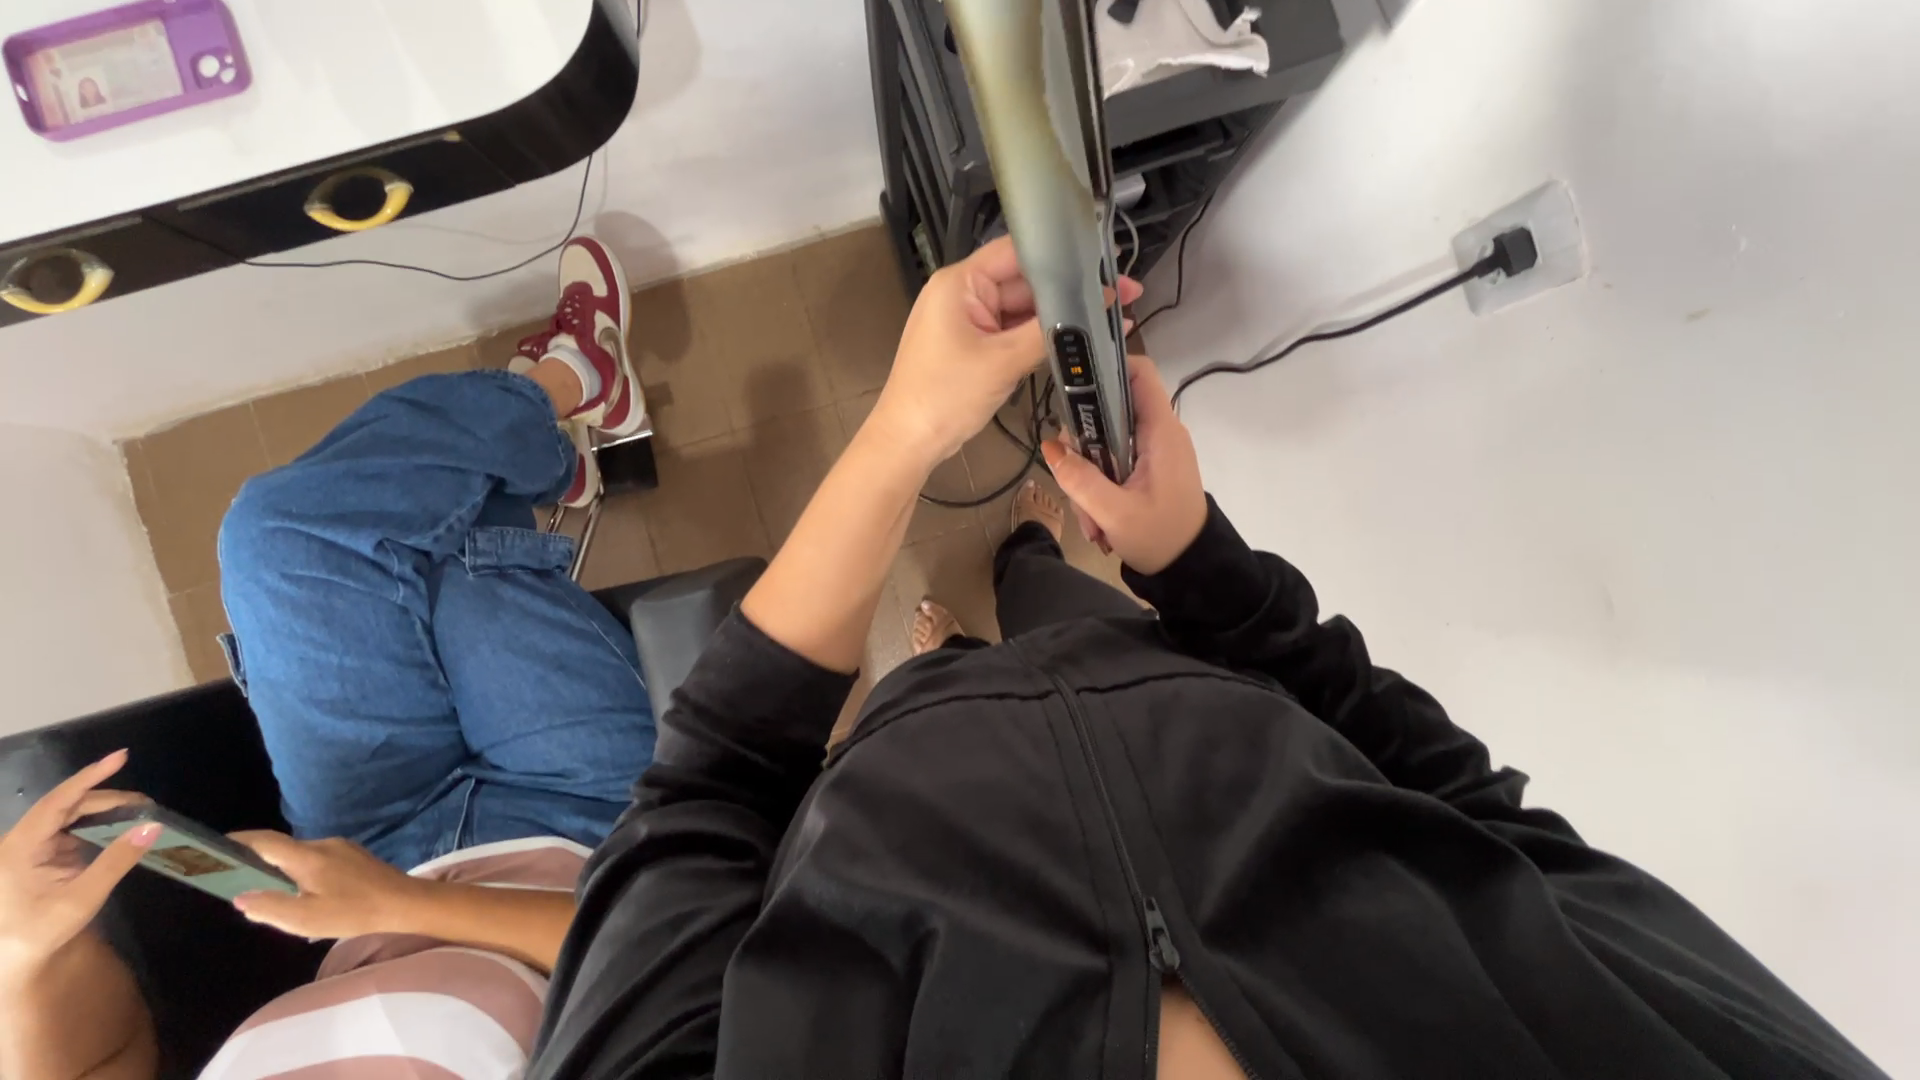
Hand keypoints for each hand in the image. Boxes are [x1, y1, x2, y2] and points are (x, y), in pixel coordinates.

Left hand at [0, 751, 154, 987]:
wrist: (12, 964)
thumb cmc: (37, 933)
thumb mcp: (81, 899)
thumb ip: (116, 860)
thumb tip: (153, 825)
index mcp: (17, 851)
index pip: (56, 803)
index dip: (88, 778)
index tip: (121, 757)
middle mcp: (18, 845)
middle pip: (66, 806)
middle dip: (109, 798)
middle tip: (148, 805)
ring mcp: (27, 852)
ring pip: (69, 816)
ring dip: (105, 810)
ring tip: (141, 814)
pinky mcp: (39, 859)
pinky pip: (71, 831)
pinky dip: (99, 824)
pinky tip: (121, 829)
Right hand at [229, 832, 418, 940]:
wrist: (404, 902)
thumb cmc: (351, 911)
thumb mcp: (302, 918)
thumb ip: (267, 906)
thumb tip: (242, 896)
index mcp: (309, 856)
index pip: (266, 841)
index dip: (239, 841)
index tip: (214, 846)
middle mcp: (325, 844)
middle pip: (283, 849)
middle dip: (257, 861)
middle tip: (234, 880)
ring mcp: (344, 848)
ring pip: (301, 856)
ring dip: (281, 870)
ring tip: (266, 893)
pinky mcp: (355, 856)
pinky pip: (318, 860)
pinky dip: (301, 872)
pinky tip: (301, 893)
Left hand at [873, 235, 1142, 462]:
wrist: (909, 441)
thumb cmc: (943, 396)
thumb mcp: (1002, 362)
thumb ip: (1048, 333)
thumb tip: (1093, 311)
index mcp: (960, 282)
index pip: (1018, 251)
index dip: (1063, 254)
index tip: (1103, 263)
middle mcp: (963, 294)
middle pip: (1024, 281)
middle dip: (1069, 291)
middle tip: (1120, 295)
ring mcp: (968, 322)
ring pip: (1022, 310)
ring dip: (1057, 317)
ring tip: (1106, 317)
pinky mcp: (974, 346)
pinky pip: (1012, 333)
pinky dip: (1038, 338)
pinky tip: (1073, 341)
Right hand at [1043, 356, 1207, 574]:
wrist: (1192, 572)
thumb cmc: (1160, 538)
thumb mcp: (1114, 512)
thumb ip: (1079, 478)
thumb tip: (1050, 447)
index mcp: (1161, 432)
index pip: (1139, 373)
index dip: (1107, 368)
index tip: (1074, 388)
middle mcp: (1160, 435)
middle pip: (1109, 413)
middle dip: (1084, 447)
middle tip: (1073, 478)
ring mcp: (1154, 454)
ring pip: (1105, 445)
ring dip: (1089, 479)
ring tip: (1092, 519)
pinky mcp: (1148, 472)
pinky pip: (1113, 466)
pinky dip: (1100, 490)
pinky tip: (1098, 521)